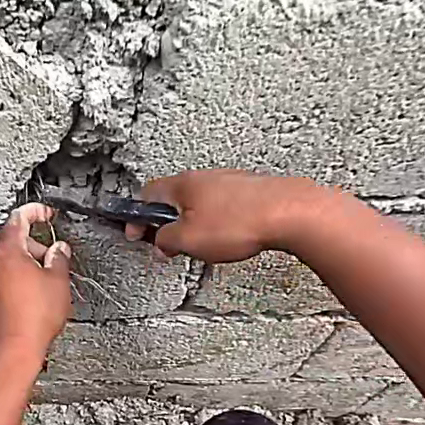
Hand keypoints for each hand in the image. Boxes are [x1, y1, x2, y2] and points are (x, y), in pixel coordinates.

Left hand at [0, 203, 71, 360]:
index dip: (35, 211)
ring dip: (28, 266)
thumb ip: (59, 259)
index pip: (19, 219)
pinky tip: (34, 298)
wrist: (13, 350)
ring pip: (9, 263)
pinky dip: (19, 281)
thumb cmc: (33, 317)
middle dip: (36, 246)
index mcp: (8, 253)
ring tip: (48, 283)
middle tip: (54, 258)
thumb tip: (59, 249)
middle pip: (13, 243)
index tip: (46, 213)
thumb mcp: (58, 282)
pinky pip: (4, 281)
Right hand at [125, 170, 337, 262]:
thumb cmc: (241, 222)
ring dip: (193, 223)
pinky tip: (228, 238)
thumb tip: (159, 243)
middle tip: (168, 245)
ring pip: (200, 203)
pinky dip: (217, 222)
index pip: (147, 195)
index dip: (137, 217)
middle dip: (167, 223)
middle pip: (174, 198)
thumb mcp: (189, 240)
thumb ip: (166, 241)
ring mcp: (230, 182)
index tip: (135, 232)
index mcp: (184, 185)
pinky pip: (224, 207)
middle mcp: (205, 178)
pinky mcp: (250, 192)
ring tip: (202, 246)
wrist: (289, 212)